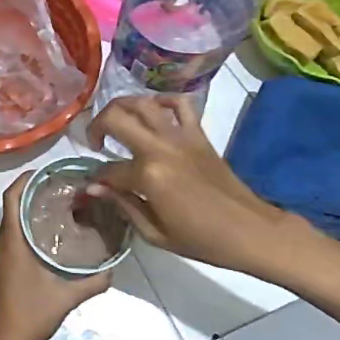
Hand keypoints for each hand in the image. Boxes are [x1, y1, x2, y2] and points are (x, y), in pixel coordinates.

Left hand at [0, 172, 112, 339]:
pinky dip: (31, 224)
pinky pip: (15, 233)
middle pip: (15, 204)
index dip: (26, 178)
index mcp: (13, 241)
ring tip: (64, 201)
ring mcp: (2, 255)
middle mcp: (3, 243)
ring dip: (33, 207)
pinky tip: (55, 230)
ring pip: (15, 219)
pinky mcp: (5, 265)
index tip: (49, 169)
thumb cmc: (32, 315)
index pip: (13, 197)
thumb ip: (95, 280)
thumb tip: (117, 264)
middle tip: (66, 184)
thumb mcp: (69, 296)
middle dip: (37, 190)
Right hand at [86, 96, 307, 275]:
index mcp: (148, 175)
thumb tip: (94, 187)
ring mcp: (181, 136)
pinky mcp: (199, 133)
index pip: (108, 169)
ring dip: (123, 107)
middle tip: (95, 142)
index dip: (96, 178)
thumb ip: (123, 204)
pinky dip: (162, 100)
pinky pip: (179, 103)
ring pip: (143, 102)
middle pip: (116, 117)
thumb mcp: (154, 233)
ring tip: (117, 123)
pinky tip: (153, 113)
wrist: (247, 230)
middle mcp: (161, 147)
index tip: (92, 185)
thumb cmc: (200, 240)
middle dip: (96, 126)